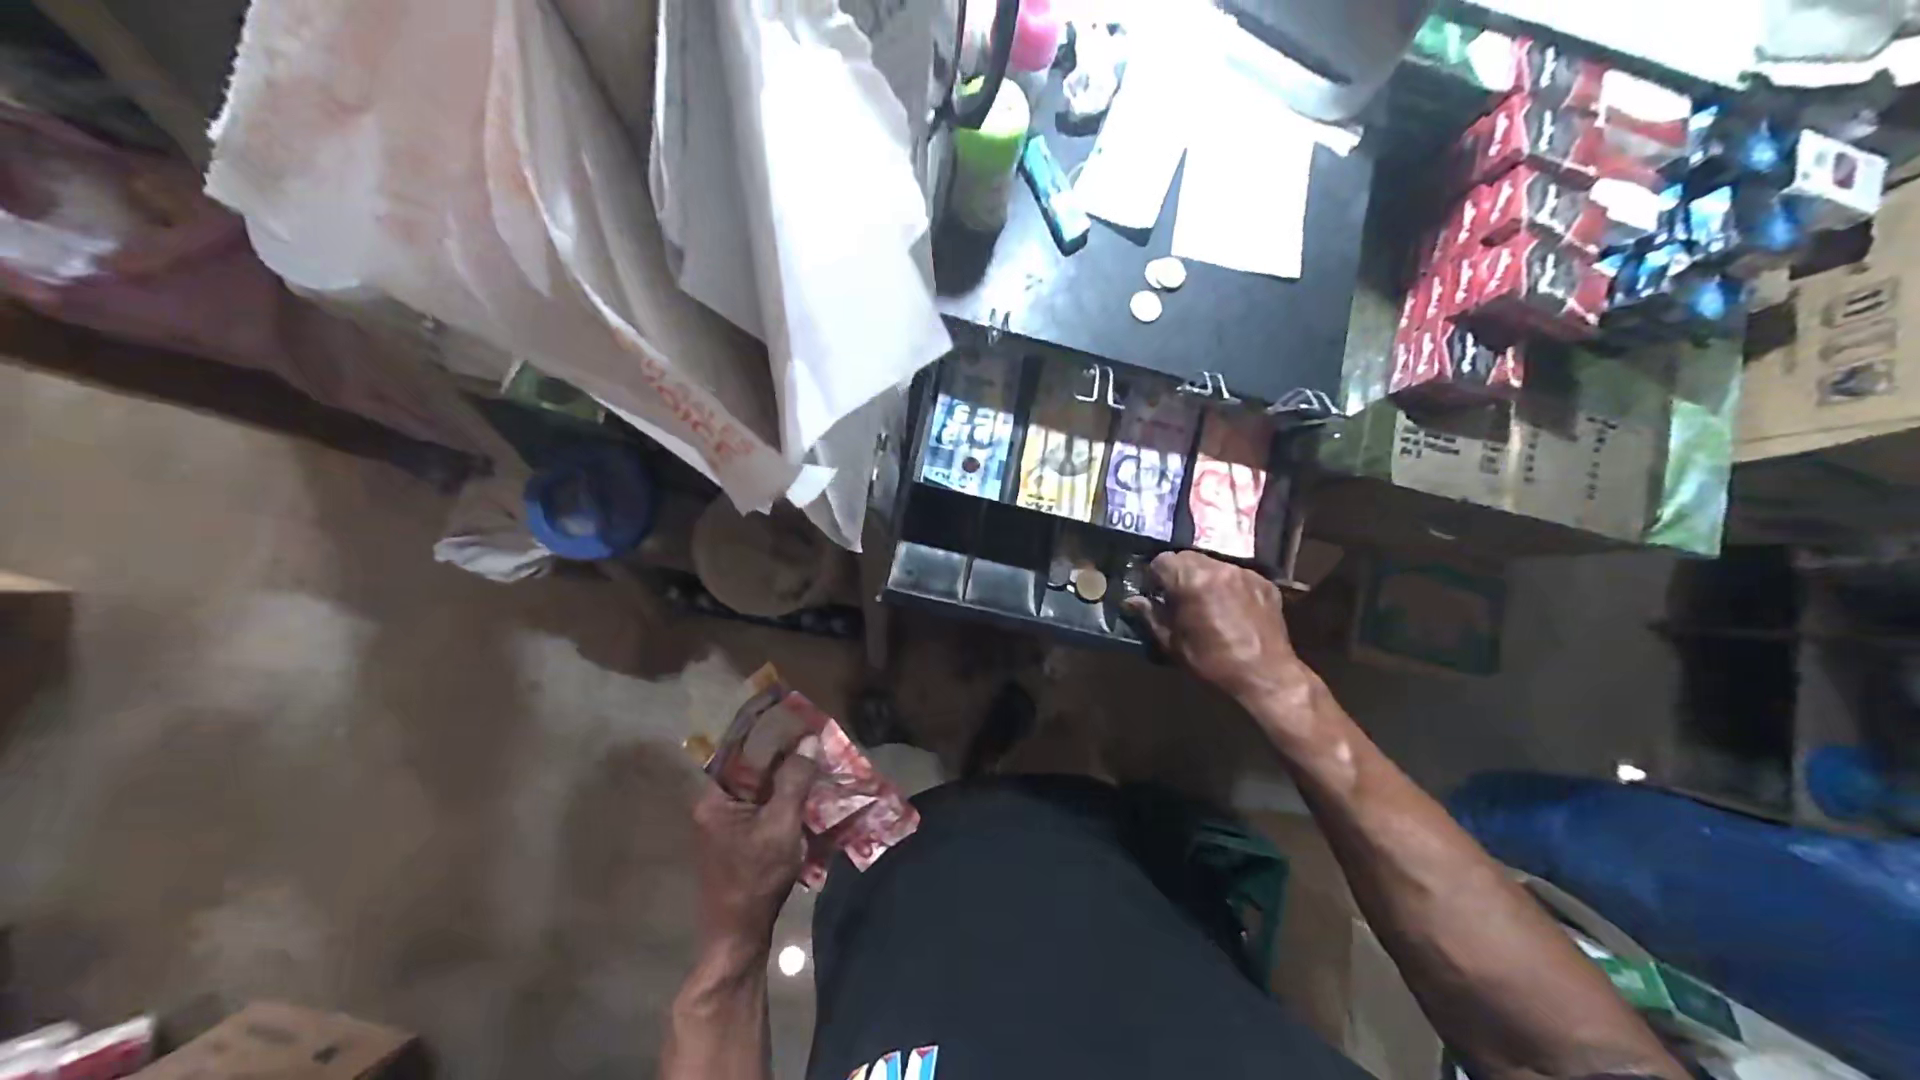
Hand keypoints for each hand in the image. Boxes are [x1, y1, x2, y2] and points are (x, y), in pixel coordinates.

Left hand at [691, 736, 819, 956]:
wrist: (738, 936)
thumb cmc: (755, 878)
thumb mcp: (780, 825)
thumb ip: (793, 781)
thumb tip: (808, 740)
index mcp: (714, 797)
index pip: (738, 747)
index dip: (764, 725)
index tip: (788, 706)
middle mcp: (715, 804)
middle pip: (750, 764)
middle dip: (782, 748)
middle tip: (811, 731)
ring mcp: (727, 821)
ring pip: (759, 784)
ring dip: (786, 771)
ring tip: (815, 754)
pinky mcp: (740, 836)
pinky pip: (763, 803)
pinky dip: (784, 793)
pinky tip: (808, 788)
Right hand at [1123, 551, 1306, 705]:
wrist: (1266, 676)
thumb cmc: (1212, 663)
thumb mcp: (1172, 643)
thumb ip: (1150, 616)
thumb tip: (1130, 601)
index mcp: (1191, 580)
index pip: (1162, 560)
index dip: (1155, 576)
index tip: (1156, 595)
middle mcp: (1218, 568)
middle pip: (1188, 558)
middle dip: (1179, 574)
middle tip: (1179, 599)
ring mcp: (1244, 574)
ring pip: (1213, 564)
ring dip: (1204, 578)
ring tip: (1206, 604)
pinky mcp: (1264, 583)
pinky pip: (1236, 575)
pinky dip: (1228, 586)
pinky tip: (1231, 609)